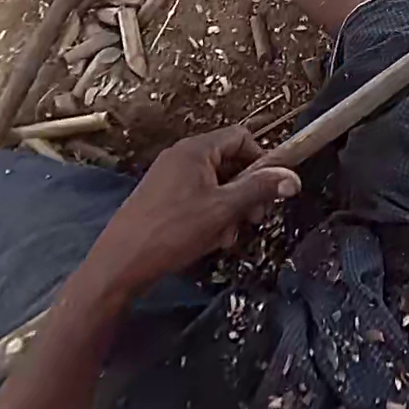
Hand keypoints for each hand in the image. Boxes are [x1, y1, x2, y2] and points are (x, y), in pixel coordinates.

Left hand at [77, 125, 299, 299]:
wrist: (114, 270)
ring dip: (230, 206)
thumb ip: (260, 188)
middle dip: (247, 189)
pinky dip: (210, 213)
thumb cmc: (171, 232)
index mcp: (195, 150)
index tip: (268, 188)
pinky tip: (209, 239)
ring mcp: (167, 177)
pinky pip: (197, 196)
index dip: (261, 159)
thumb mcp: (224, 209)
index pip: (242, 137)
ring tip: (228, 234)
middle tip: (254, 217)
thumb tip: (294, 178)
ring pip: (216, 183)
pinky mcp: (159, 199)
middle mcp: (181, 156)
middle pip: (230, 161)